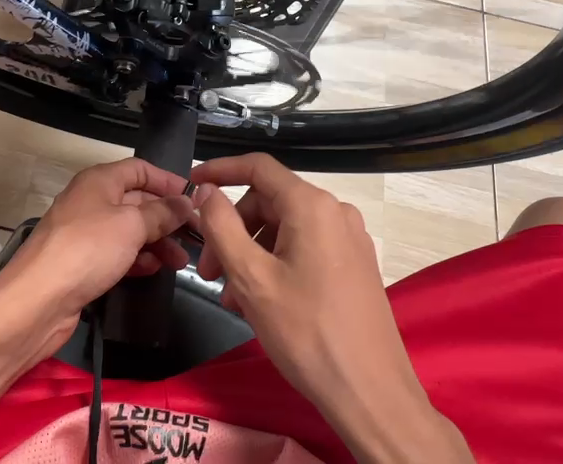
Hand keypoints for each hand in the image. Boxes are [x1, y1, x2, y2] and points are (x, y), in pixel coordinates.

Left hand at [0, 158, 196, 359]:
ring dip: (156, 242)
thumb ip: (161, 213)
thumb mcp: (131, 225)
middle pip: (136, 200)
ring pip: (129, 230)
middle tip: (196, 236)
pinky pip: (117, 253)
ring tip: (180, 262)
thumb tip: (185, 203)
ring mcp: (85, 232)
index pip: (139, 169)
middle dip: (166, 217)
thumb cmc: (87, 250)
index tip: (194, 199)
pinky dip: (137, 259)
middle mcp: (91, 200)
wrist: (38, 299)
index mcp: (100, 181)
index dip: (167, 180)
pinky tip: (154, 271)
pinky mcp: (82, 262)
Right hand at [190, 154, 422, 426]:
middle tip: (209, 271)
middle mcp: (335, 212)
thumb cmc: (307, 333)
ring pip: (285, 230)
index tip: (191, 185)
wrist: (372, 395)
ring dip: (251, 254)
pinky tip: (260, 304)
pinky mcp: (355, 266)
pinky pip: (305, 249)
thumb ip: (221, 226)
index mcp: (312, 205)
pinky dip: (276, 265)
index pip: (258, 167)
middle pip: (270, 201)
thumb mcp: (252, 278)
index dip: (220, 171)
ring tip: (232, 298)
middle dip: (233, 229)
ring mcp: (350, 239)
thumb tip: (206, 191)